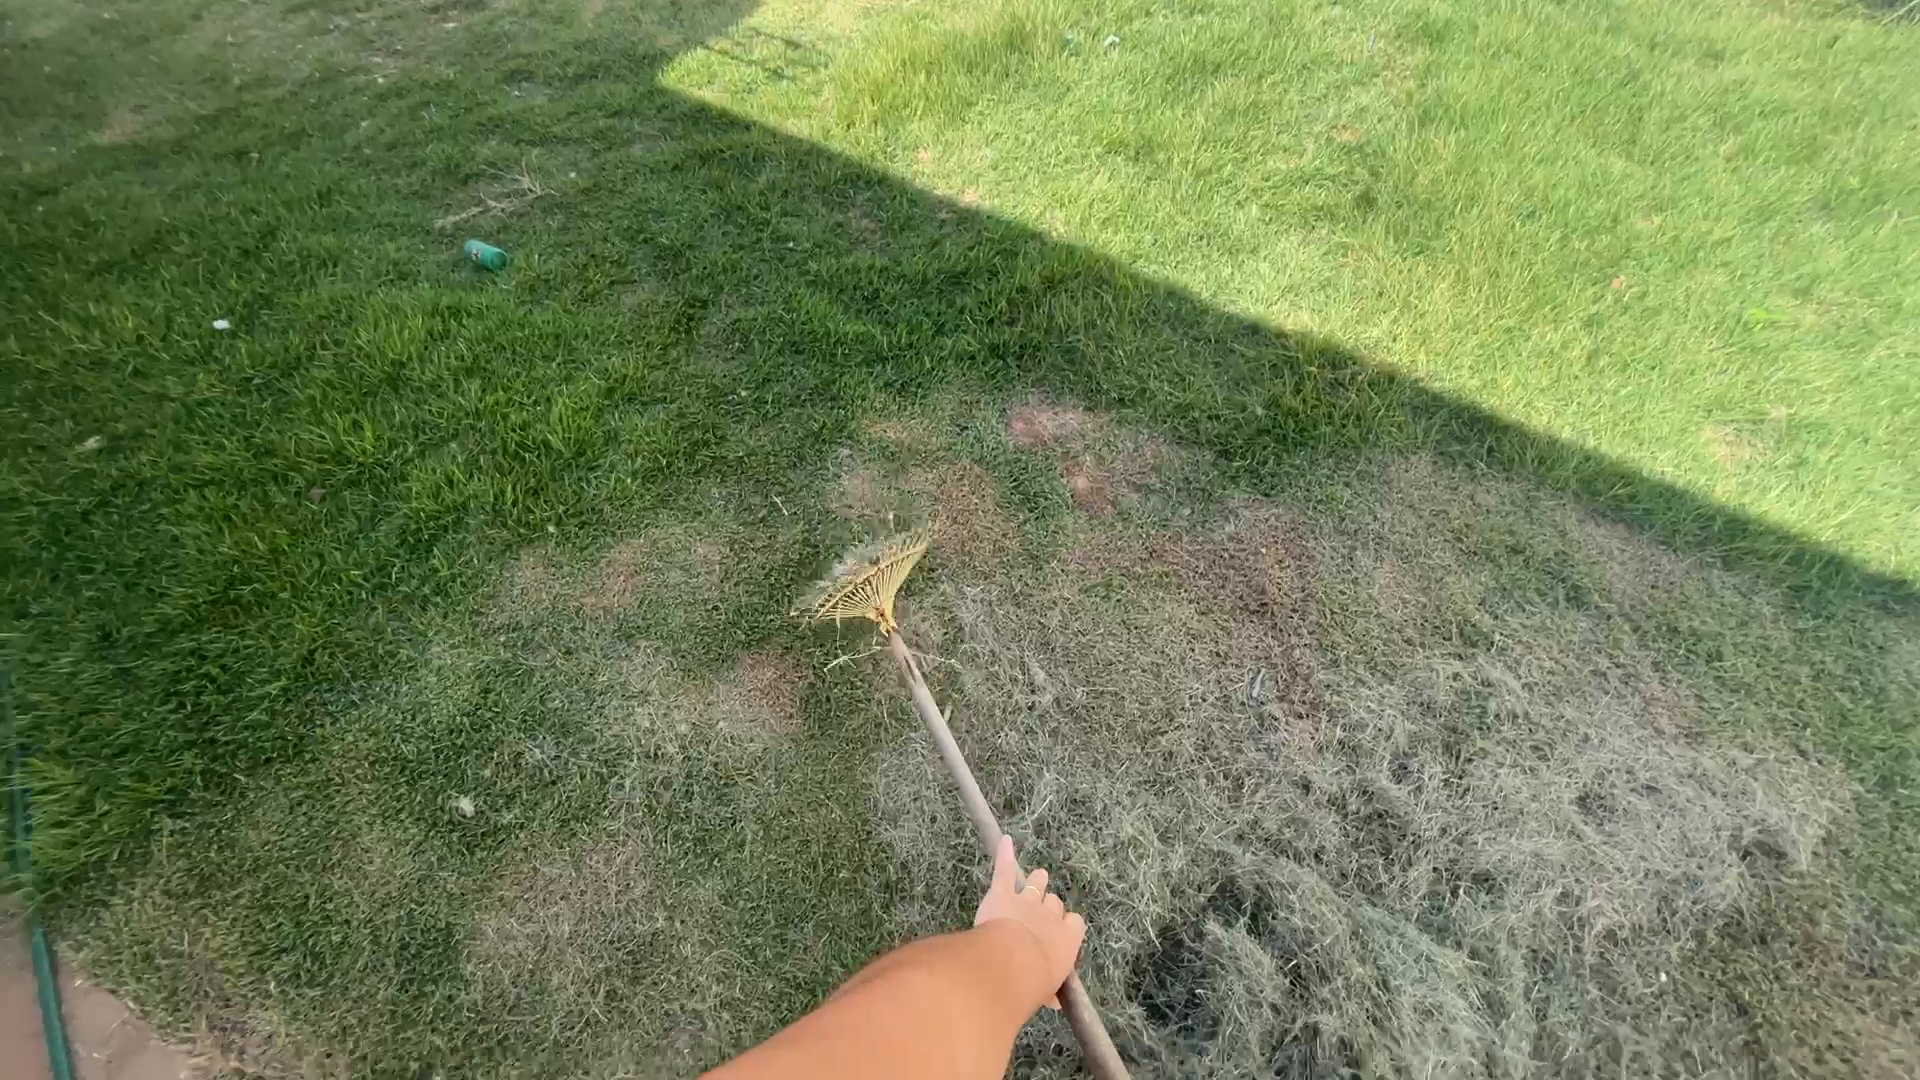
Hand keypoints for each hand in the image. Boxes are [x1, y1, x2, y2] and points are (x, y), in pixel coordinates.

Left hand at [973, 833, 1085, 1009]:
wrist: (1011, 963)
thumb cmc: (1032, 983)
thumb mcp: (1048, 991)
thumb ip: (1052, 990)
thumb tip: (1054, 1001)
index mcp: (1066, 938)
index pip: (1076, 923)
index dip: (1067, 926)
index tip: (1060, 933)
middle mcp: (1050, 915)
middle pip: (1055, 903)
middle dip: (1049, 906)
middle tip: (1040, 914)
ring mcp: (1026, 900)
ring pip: (1035, 884)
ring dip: (1036, 882)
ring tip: (1037, 878)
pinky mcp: (1002, 892)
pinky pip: (1004, 869)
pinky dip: (1004, 854)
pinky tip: (1005, 840)